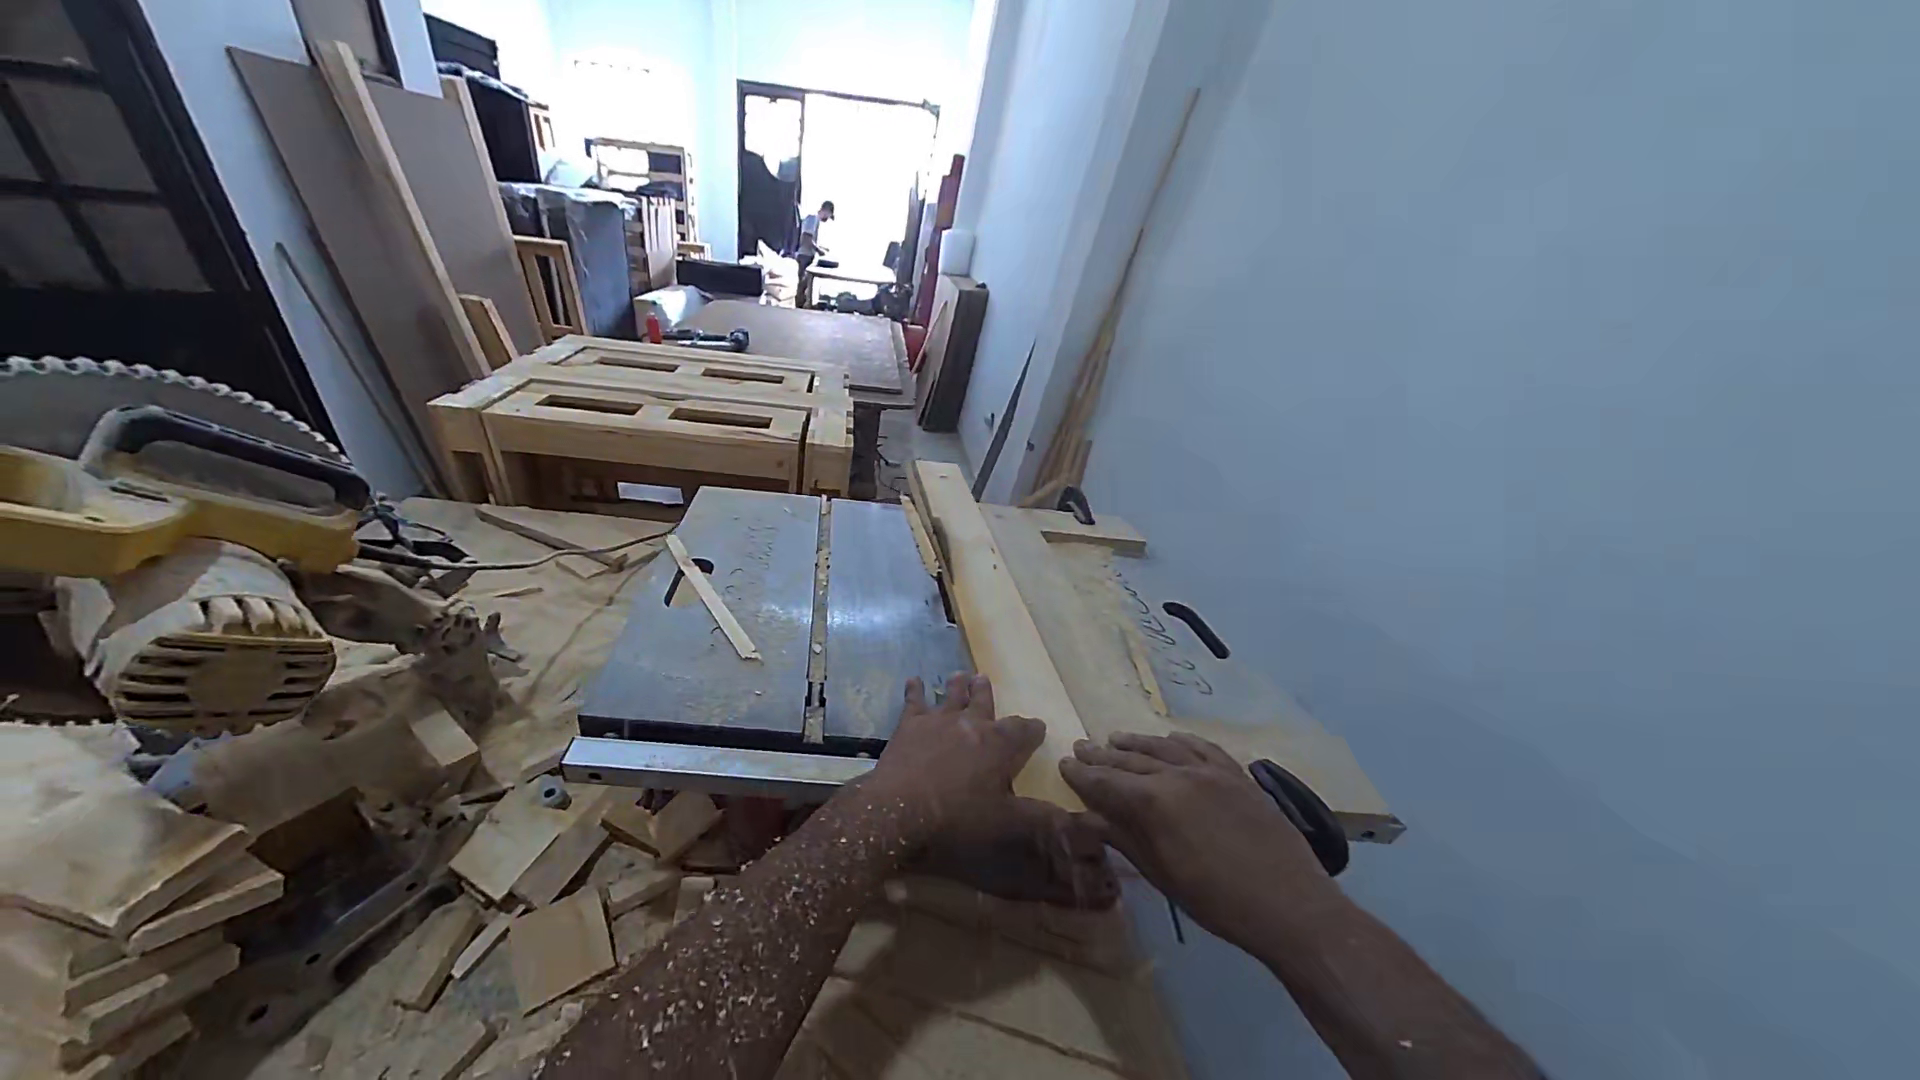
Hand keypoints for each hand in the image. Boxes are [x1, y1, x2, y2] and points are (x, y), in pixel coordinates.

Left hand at [867, 673, 1044, 845]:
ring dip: (957, 686)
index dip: (1032, 729)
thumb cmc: (958, 820)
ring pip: (951, 697)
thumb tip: (1066, 818)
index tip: (1037, 726)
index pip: (1023, 730)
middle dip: (985, 692)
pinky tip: (914, 680)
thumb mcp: (1006, 825)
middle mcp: (971, 724)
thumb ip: (1037, 819)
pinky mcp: (909, 725)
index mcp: (999, 745)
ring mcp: (938, 721)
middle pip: (983, 703)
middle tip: (984, 678)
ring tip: (959, 674)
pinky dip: (915, 690)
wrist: (900, 810)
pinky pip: (914, 702)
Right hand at [1060, 732, 1341, 948]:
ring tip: (1115, 737)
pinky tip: (1170, 738)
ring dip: (1136, 742)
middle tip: (1081, 746)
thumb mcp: (1161, 874)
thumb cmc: (1216, 900)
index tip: (1065, 764)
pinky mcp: (1236, 775)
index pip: (1106, 781)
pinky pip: (1203, 748)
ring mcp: (1210, 771)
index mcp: (1153, 802)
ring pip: (1163, 748)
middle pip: (1130, 759)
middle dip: (1102, 755)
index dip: (1082, 774)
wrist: (1290, 905)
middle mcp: (1177, 775)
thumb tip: (1088, 817)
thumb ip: (1124, 838)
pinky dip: (1182, 741)